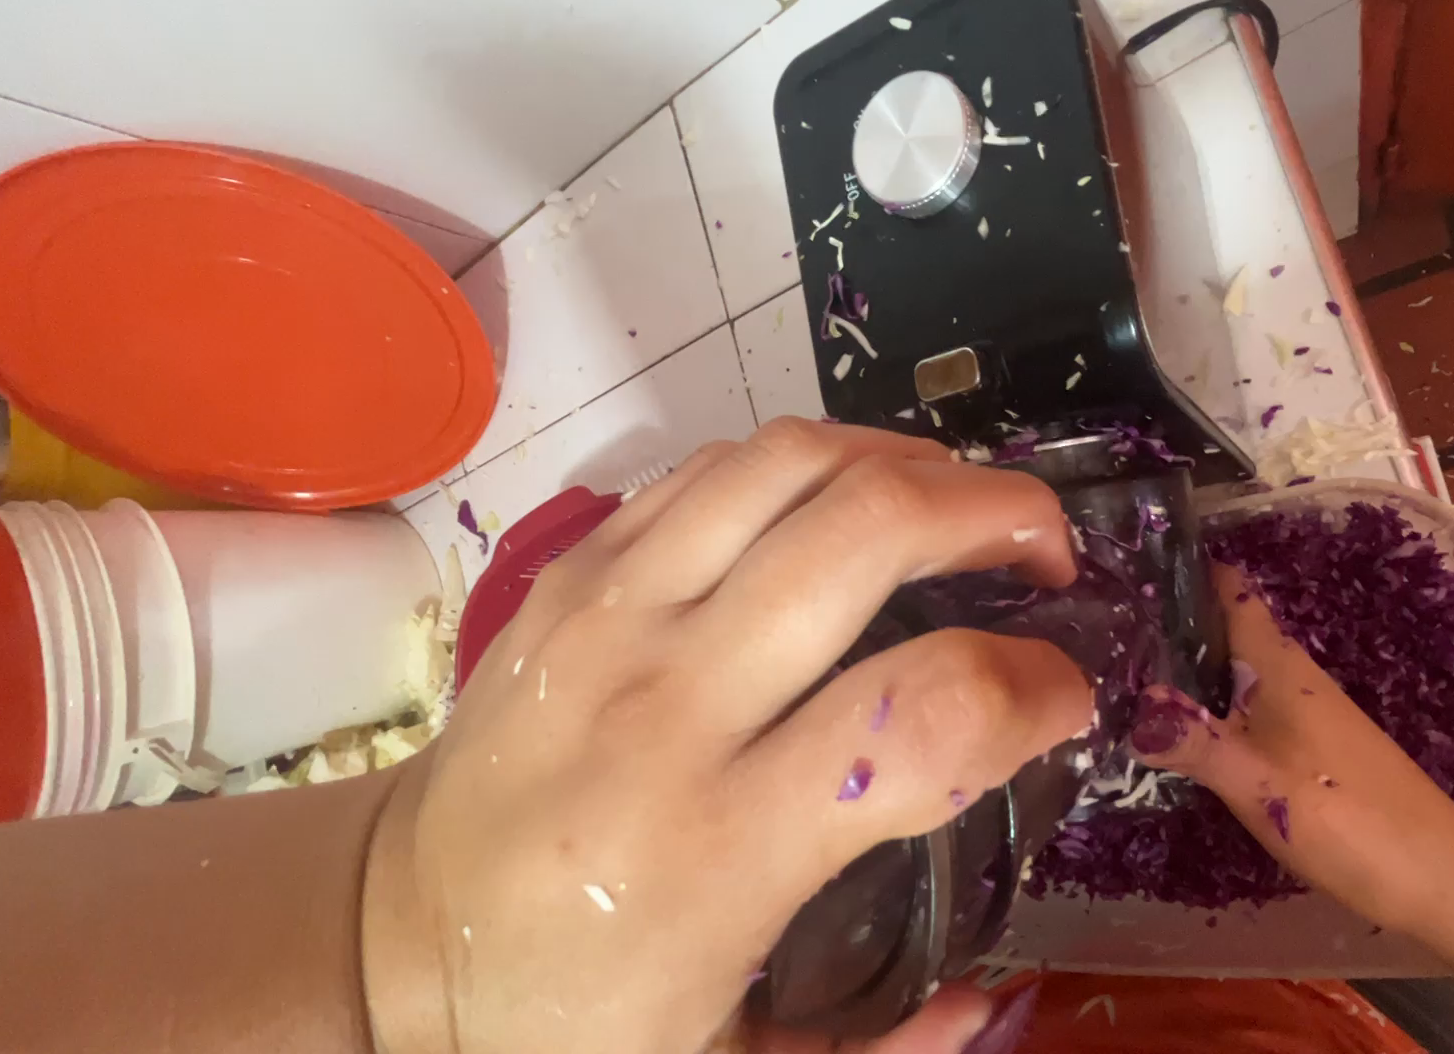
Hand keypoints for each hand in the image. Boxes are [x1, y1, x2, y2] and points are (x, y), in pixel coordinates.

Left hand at [360, 420, 1089, 1053]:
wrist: (388, 936)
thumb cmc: (561, 1015)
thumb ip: (881, 1050)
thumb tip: (992, 990)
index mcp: (723, 843)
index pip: (927, 712)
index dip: (1032, 685)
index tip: (1065, 692)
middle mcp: (669, 696)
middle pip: (868, 532)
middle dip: (995, 512)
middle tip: (1044, 548)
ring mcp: (612, 605)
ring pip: (794, 462)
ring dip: (909, 461)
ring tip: (959, 499)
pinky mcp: (578, 564)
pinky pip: (720, 466)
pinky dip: (816, 459)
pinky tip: (851, 496)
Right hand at [1129, 563, 1453, 932]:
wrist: (1445, 884)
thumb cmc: (1351, 819)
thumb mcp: (1258, 783)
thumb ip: (1191, 743)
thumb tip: (1123, 712)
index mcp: (1280, 666)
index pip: (1232, 593)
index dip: (1189, 569)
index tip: (1133, 560)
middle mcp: (1291, 677)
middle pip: (1223, 629)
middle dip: (1171, 618)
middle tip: (1105, 617)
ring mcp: (1302, 712)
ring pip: (1232, 667)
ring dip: (1185, 661)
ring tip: (1123, 662)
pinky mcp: (1307, 746)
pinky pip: (1242, 703)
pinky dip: (1206, 700)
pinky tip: (1177, 722)